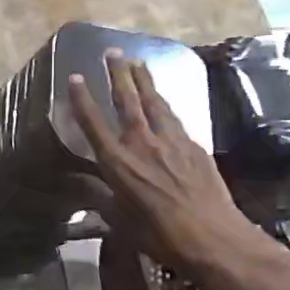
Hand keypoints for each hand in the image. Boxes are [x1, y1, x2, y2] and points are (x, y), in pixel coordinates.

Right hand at [67, 52, 289, 289]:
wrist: (214, 238)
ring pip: (154, 101)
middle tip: (112, 52)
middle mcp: (141, 144)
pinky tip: (163, 99)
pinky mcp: (194, 145)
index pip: (93, 123)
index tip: (75, 77)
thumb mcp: (120, 221)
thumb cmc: (160, 236)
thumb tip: (82, 186)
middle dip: (118, 74)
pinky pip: (174, 116)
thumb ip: (101, 198)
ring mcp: (171, 141)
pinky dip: (164, 103)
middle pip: (127, 100)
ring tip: (137, 62)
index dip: (82, 99)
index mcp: (117, 163)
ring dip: (144, 80)